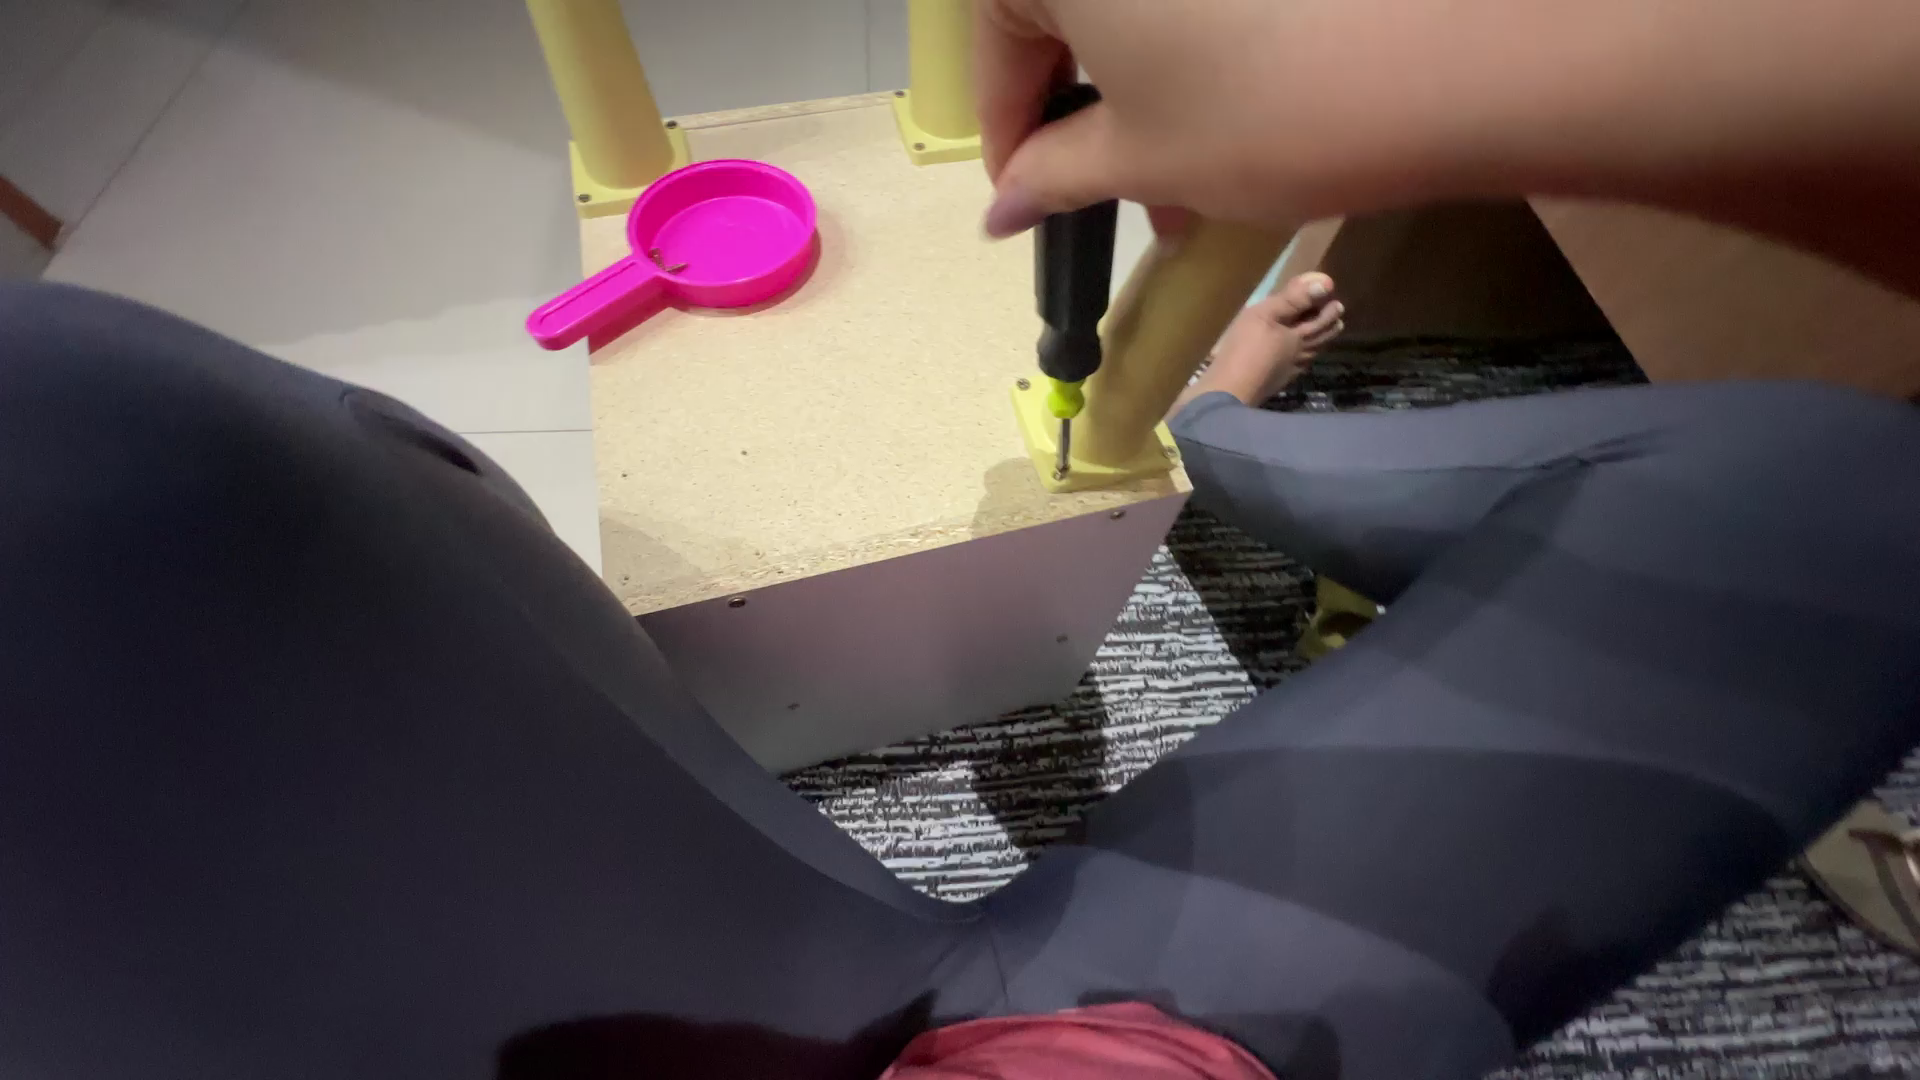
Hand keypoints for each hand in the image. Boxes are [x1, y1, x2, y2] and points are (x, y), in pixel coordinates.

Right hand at [974, 0, 1372, 238]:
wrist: (1467, 51)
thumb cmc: (1260, 112)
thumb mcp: (1139, 157)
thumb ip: (1051, 175)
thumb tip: (1001, 210)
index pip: (994, 41)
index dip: (1005, 133)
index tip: (1022, 196)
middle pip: (1059, 5)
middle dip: (1072, 104)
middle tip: (1101, 184)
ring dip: (1134, 76)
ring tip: (1174, 167)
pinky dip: (1186, 35)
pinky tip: (1216, 95)